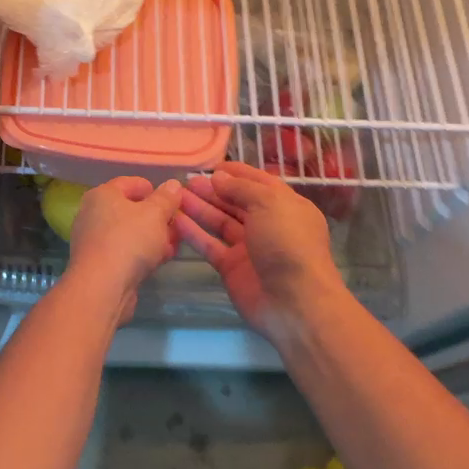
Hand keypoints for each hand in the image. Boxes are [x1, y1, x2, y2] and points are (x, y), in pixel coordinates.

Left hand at [66, 177, 184, 320]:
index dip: (154, 189)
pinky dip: (141, 253)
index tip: (173, 201)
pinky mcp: (99, 263)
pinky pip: (124, 251)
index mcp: (102, 194)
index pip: (130, 183)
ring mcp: (94, 240)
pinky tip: (159, 260)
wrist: (102, 287)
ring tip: (173, 245)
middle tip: (177, 226)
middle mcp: (93, 214)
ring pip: (129, 232)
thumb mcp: (155, 214)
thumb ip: (166, 198)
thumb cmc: (129, 241)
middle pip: (130, 209)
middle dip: (156, 217)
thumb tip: (173, 184)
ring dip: (152, 237)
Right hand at [172, 162, 345, 341]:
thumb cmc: (287, 243)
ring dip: (199, 208)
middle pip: (236, 202)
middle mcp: (268, 225)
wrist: (294, 301)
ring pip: (220, 222)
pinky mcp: (231, 268)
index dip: (237, 173)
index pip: (259, 183)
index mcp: (285, 206)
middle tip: (186, 182)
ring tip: (174, 196)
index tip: (212, 166)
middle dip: (213, 190)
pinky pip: (209, 245)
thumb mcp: (269, 204)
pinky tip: (174, 220)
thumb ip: (242, 188)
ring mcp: (249, 247)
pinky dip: (193, 233)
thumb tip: (219, 177)